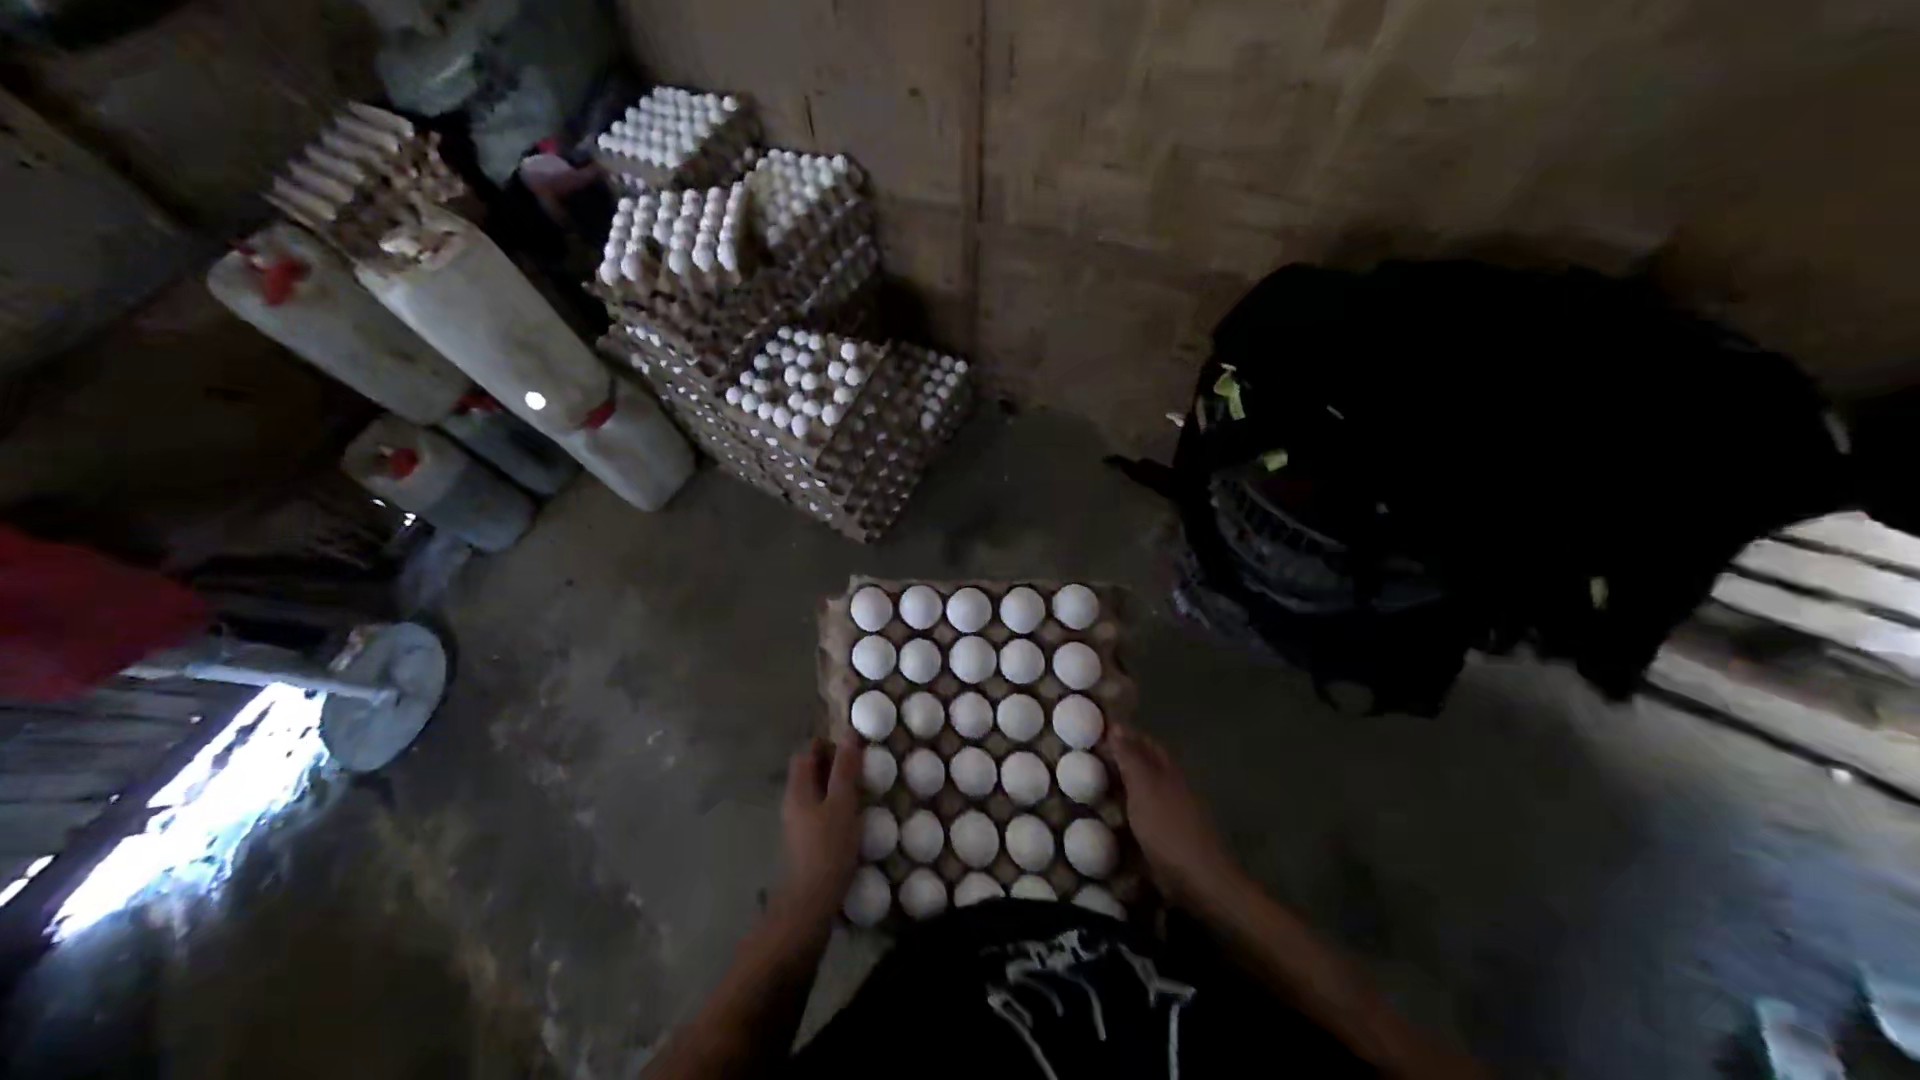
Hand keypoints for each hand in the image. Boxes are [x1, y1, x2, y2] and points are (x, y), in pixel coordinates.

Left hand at [779, 735, 862, 918]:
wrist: (810, 905)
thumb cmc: (827, 849)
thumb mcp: (842, 804)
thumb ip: (845, 769)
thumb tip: (849, 732)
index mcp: (798, 789)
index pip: (807, 753)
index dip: (829, 745)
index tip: (855, 750)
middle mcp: (793, 803)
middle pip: (811, 772)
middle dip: (835, 766)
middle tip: (865, 769)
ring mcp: (798, 825)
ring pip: (817, 794)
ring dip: (838, 788)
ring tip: (865, 792)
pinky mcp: (807, 843)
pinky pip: (822, 813)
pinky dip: (837, 808)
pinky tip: (856, 820)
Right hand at [1105, 723, 1246, 908]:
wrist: (1198, 881)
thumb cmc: (1168, 829)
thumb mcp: (1144, 787)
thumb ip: (1130, 757)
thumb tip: (1116, 725)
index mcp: (1167, 770)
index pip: (1144, 742)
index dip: (1122, 733)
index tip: (1095, 730)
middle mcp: (1171, 786)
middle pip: (1144, 764)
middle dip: (1119, 757)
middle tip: (1086, 756)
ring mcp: (1170, 813)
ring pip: (1141, 789)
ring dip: (1120, 784)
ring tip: (1091, 783)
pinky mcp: (1165, 838)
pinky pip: (1139, 815)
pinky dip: (1122, 810)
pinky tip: (1107, 816)